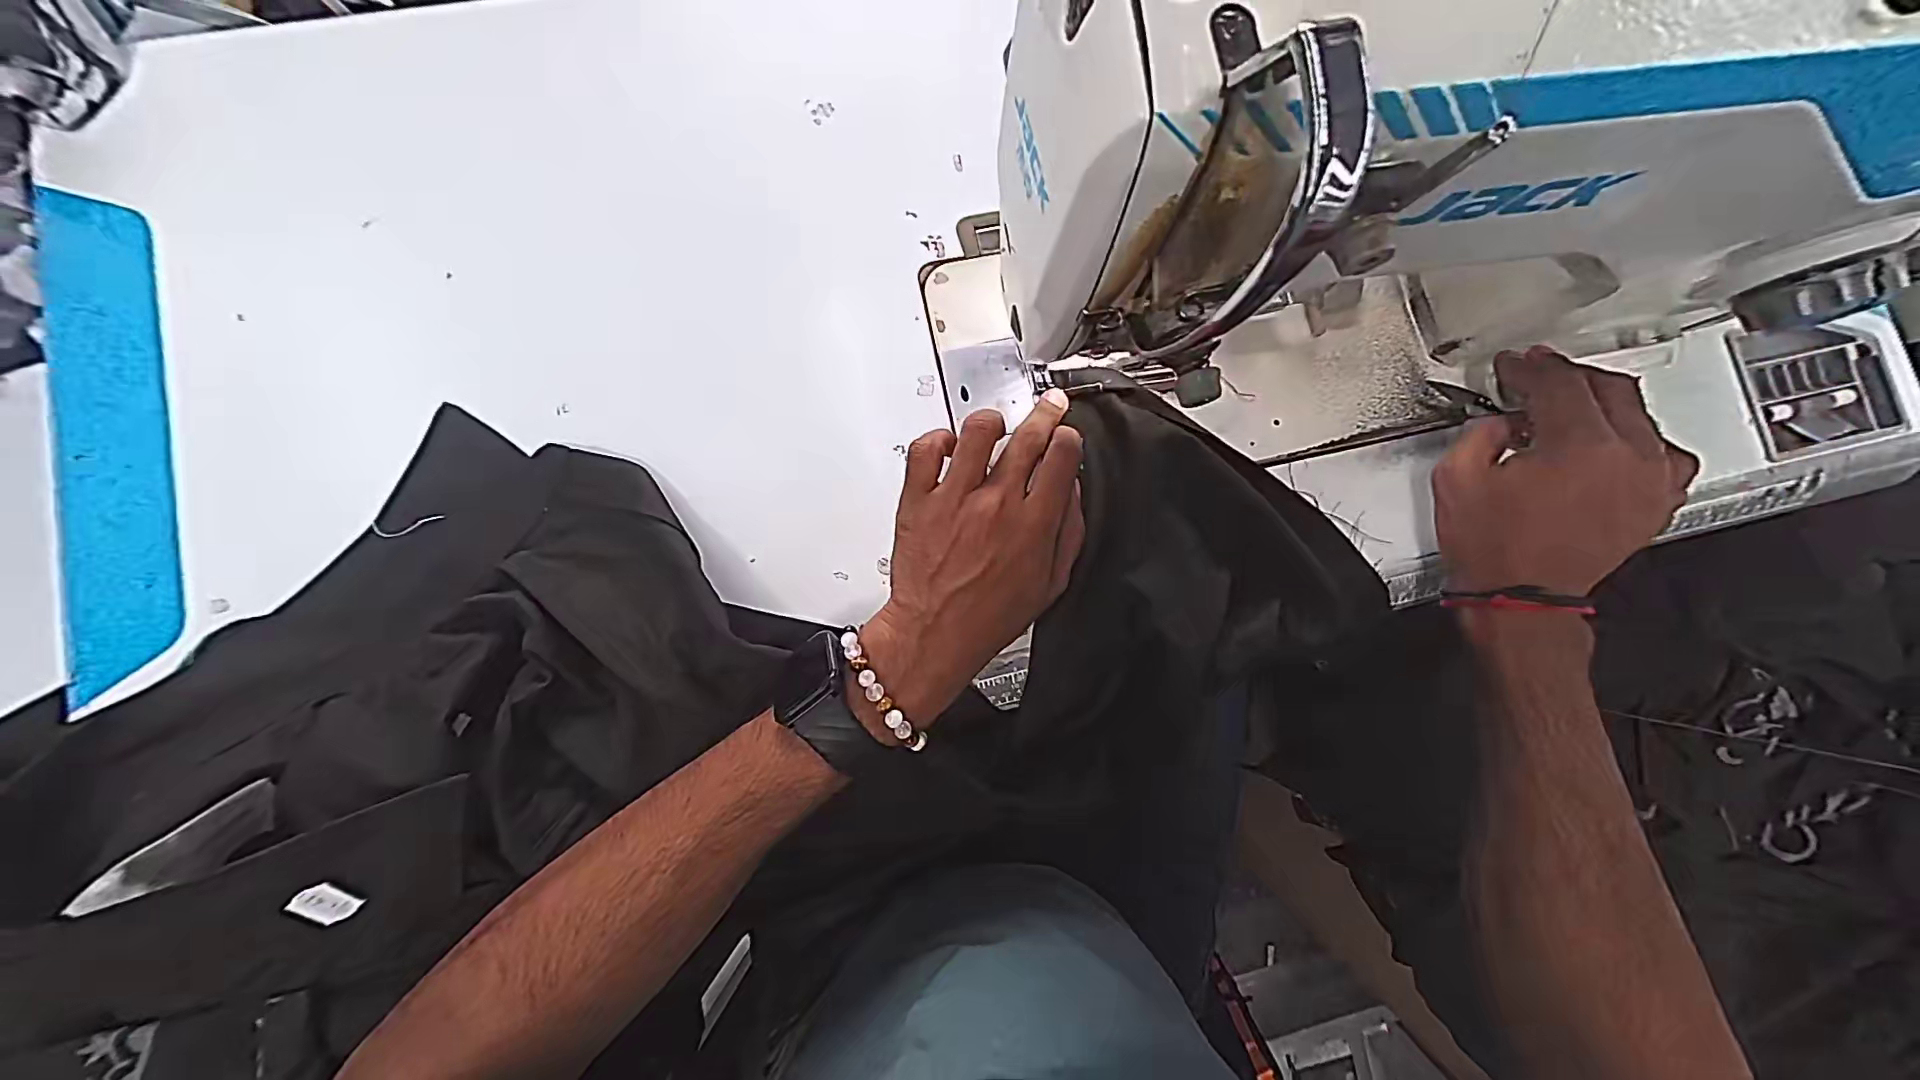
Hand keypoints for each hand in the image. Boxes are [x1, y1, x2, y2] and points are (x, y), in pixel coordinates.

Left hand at [859, 388, 1084, 731]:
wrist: (936, 633)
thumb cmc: (990, 615)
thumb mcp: (1050, 582)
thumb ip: (1067, 531)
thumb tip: (1069, 490)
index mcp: (1033, 524)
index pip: (1061, 456)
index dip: (1068, 438)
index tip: (1066, 437)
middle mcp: (996, 504)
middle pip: (1028, 437)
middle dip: (1045, 414)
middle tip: (1047, 408)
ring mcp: (955, 498)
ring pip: (978, 431)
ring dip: (993, 421)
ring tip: (995, 426)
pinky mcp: (919, 500)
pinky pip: (926, 450)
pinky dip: (937, 439)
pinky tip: (948, 446)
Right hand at [1434, 346, 1697, 597]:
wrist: (1519, 597)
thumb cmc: (1492, 548)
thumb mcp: (1455, 479)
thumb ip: (1477, 434)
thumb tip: (1499, 423)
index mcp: (1578, 445)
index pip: (1558, 384)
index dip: (1529, 368)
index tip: (1513, 365)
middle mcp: (1627, 456)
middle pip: (1607, 389)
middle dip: (1567, 375)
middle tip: (1539, 371)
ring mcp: (1649, 480)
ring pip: (1640, 415)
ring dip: (1602, 401)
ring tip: (1573, 401)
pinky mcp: (1655, 502)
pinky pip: (1664, 453)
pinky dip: (1639, 438)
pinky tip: (1619, 440)